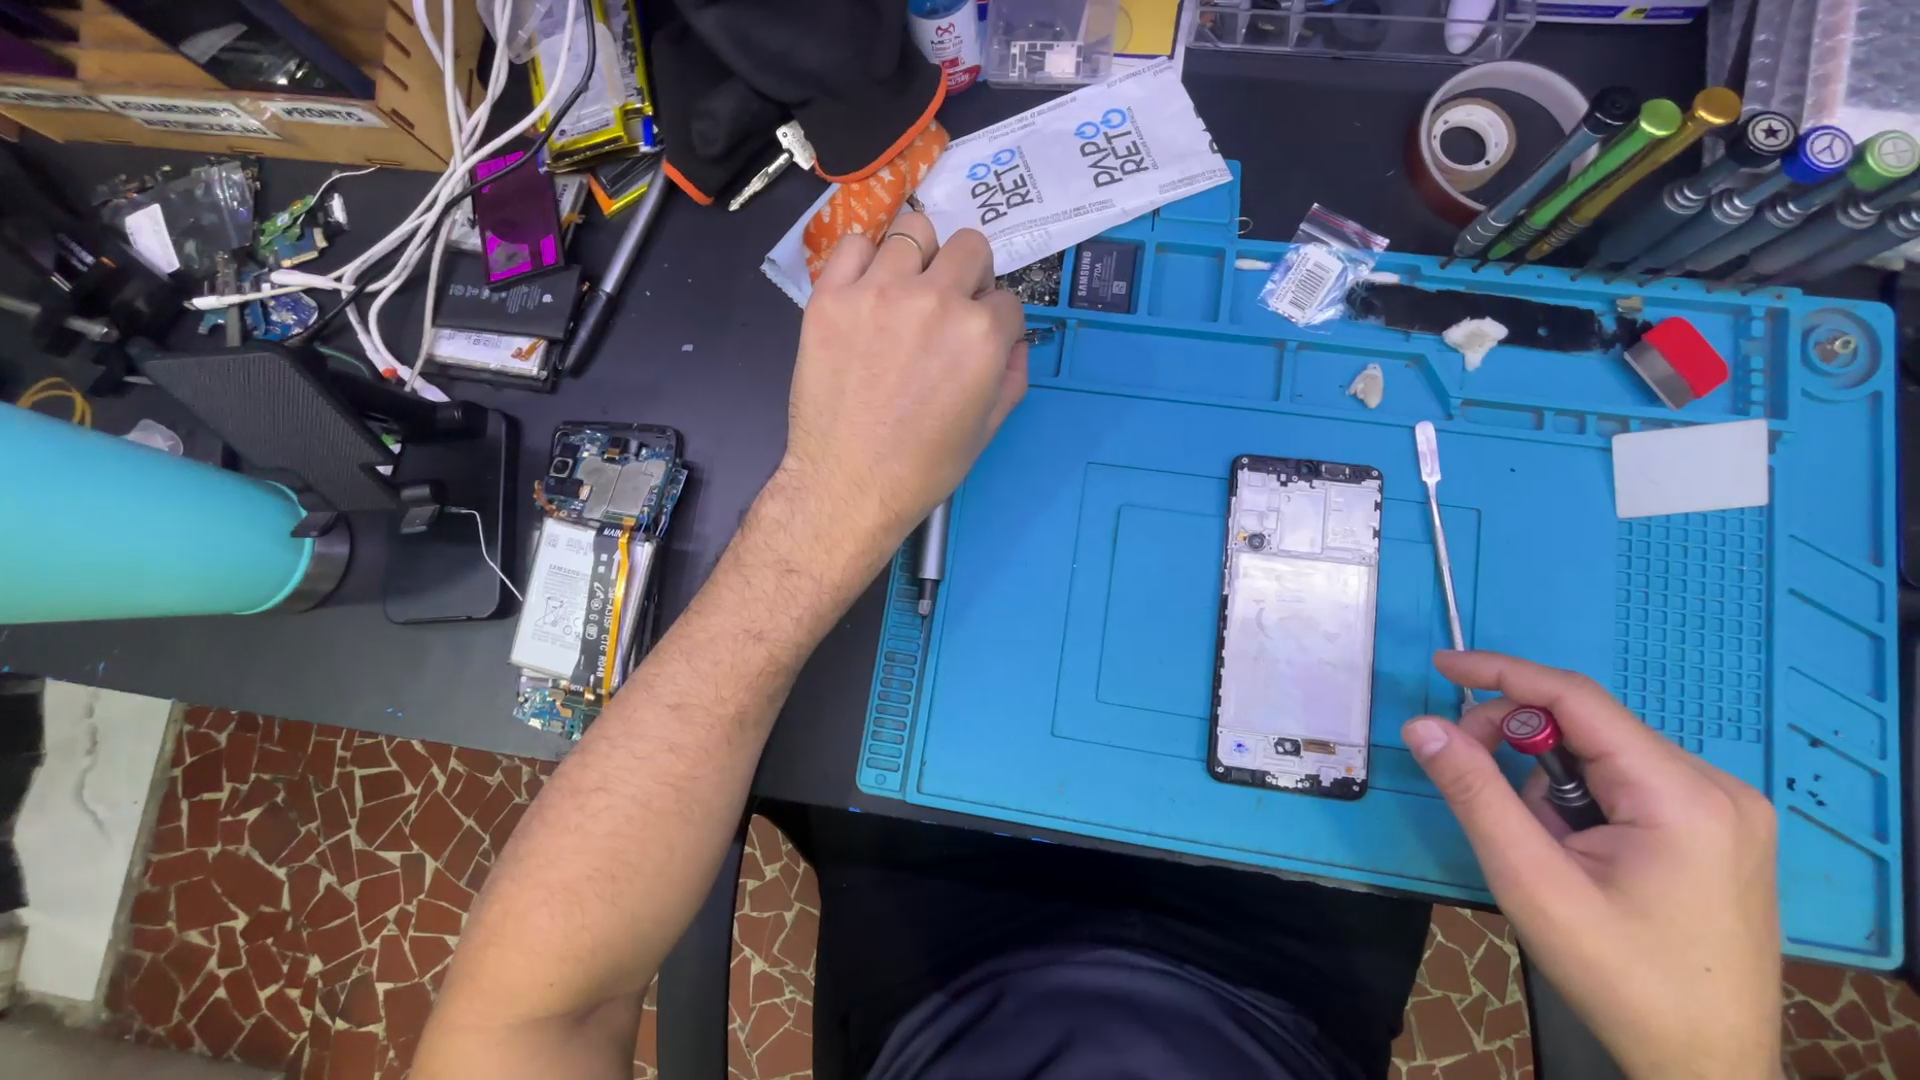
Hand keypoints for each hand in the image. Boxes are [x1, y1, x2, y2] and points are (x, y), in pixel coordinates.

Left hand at [775, 212, 1027, 555]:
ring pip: (913, 232)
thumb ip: (1012, 374)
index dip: (994, 319)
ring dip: (918, 257)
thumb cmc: (922, 467)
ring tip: (904, 290)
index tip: (975, 336)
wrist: (849, 485)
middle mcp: (936, 301)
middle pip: (969, 247)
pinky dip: (865, 260)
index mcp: (982, 335)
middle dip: (968, 275)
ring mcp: (879, 293)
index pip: (1006, 298)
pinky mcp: (831, 298)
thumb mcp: (988, 428)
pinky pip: (854, 245)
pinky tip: (867, 289)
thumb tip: (1012, 341)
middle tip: (947, 306)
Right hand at [1402, 651, 1779, 1079]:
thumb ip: (1474, 791)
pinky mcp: (1717, 829)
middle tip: (1468, 776)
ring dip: (1548, 781)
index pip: (1577, 698)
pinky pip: (1624, 780)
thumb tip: (1421, 724)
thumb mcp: (1530, 880)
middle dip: (1517, 742)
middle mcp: (1715, 786)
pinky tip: (1574, 849)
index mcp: (1682, 794)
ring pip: (1601, 753)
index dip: (1501, 673)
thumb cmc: (1619, 974)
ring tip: (1542, 847)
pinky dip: (1577, 798)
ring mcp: (1724, 809)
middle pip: (1588, 724)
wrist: (1705, 1064)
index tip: (1440, 666)